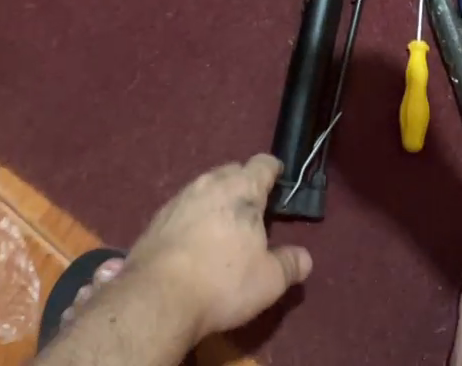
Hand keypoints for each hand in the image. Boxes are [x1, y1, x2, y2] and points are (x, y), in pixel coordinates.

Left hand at [122, 154, 311, 340]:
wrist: (156, 298)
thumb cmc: (222, 282)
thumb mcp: (268, 281)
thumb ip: (290, 265)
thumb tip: (305, 258)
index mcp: (243, 188)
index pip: (263, 163)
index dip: (273, 170)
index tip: (278, 180)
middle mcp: (211, 183)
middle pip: (233, 171)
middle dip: (244, 183)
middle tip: (252, 208)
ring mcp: (180, 198)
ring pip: (206, 187)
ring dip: (217, 199)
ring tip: (223, 224)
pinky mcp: (158, 218)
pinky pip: (184, 207)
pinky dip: (193, 216)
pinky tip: (194, 240)